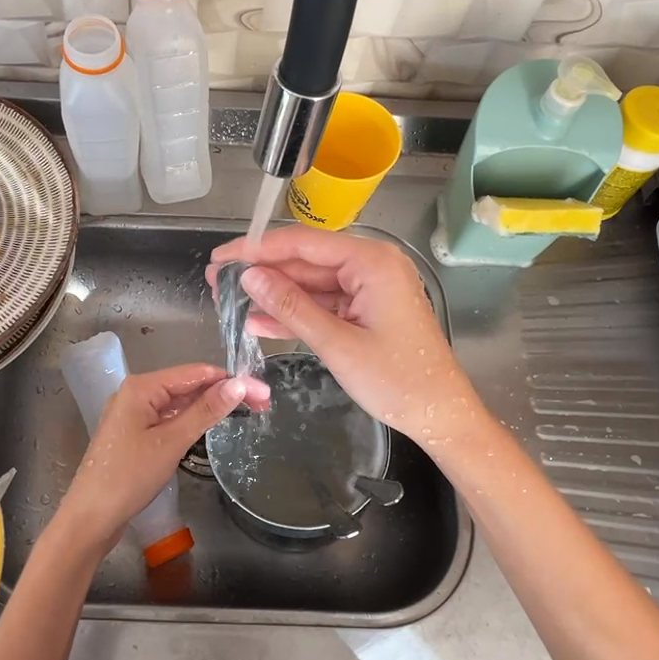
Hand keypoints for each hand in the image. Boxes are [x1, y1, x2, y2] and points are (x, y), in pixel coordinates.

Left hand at [55, 363, 257, 552]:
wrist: (91, 517)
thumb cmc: (128, 477)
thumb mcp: (171, 442)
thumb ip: (205, 411)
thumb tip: (238, 384)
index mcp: (141, 387)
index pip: (195, 373)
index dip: (231, 380)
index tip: (263, 392)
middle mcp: (136, 393)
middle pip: (188, 385)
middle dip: (224, 392)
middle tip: (261, 405)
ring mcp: (134, 414)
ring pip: (180, 402)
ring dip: (210, 406)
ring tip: (245, 413)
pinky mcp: (135, 434)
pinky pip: (169, 418)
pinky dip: (192, 420)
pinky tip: (210, 425)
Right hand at [208, 227, 490, 451]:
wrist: (441, 415)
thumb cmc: (398, 380)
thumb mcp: (337, 344)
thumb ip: (291, 306)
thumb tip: (249, 277)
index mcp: (372, 261)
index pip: (303, 243)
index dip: (257, 249)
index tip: (220, 257)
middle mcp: (372, 265)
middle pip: (305, 260)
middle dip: (262, 272)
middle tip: (217, 281)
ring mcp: (369, 288)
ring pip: (311, 283)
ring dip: (274, 294)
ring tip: (229, 300)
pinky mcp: (366, 309)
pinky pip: (324, 303)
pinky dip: (295, 313)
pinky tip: (258, 321)